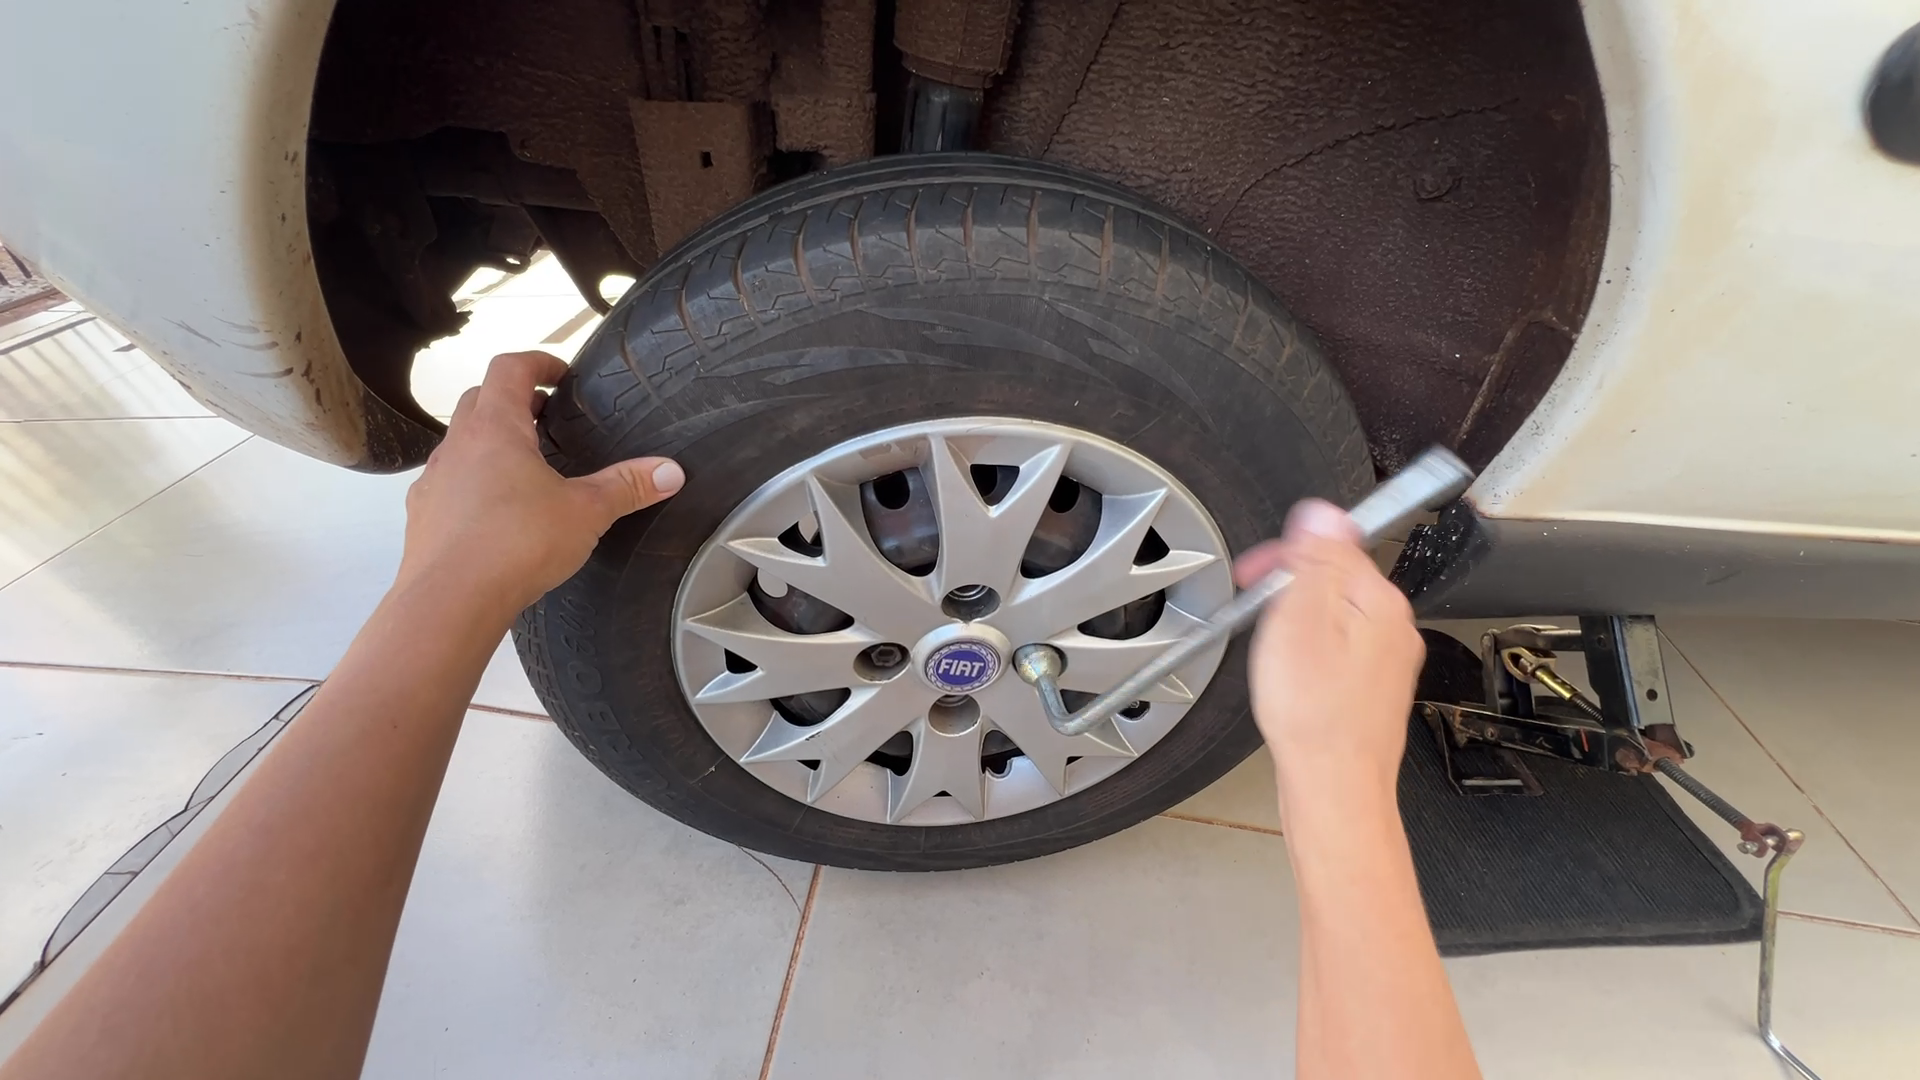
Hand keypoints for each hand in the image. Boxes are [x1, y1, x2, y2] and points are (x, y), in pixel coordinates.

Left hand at [396, 351, 683, 615]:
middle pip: (480, 400)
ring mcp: (435, 481)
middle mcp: (457, 446)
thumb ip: (629, 486)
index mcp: (495, 429)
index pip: (510, 369)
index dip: (538, 362)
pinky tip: (504, 513)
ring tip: (532, 468)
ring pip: (464, 443)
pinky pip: (453, 483)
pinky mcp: (425, 517)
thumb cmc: (518, 543)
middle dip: (517, 401)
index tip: (563, 374)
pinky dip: (478, 482)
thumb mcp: (588, 511)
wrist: (450, 602)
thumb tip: (672, 471)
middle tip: (553, 419)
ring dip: (495, 443)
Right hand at [1234, 499, 1424, 808]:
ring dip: (1298, 616)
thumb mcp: (1299, 621)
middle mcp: (1395, 625)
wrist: (1334, 783)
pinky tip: (1294, 672)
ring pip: (1336, 611)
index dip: (1282, 555)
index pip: (1331, 544)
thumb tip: (1324, 514)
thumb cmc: (1313, 714)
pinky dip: (1311, 646)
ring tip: (1273, 645)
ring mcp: (1388, 656)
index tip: (1254, 576)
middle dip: (1289, 585)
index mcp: (1379, 602)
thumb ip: (1313, 563)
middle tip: (1257, 612)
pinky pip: (1340, 643)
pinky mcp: (1374, 682)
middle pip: (1335, 576)